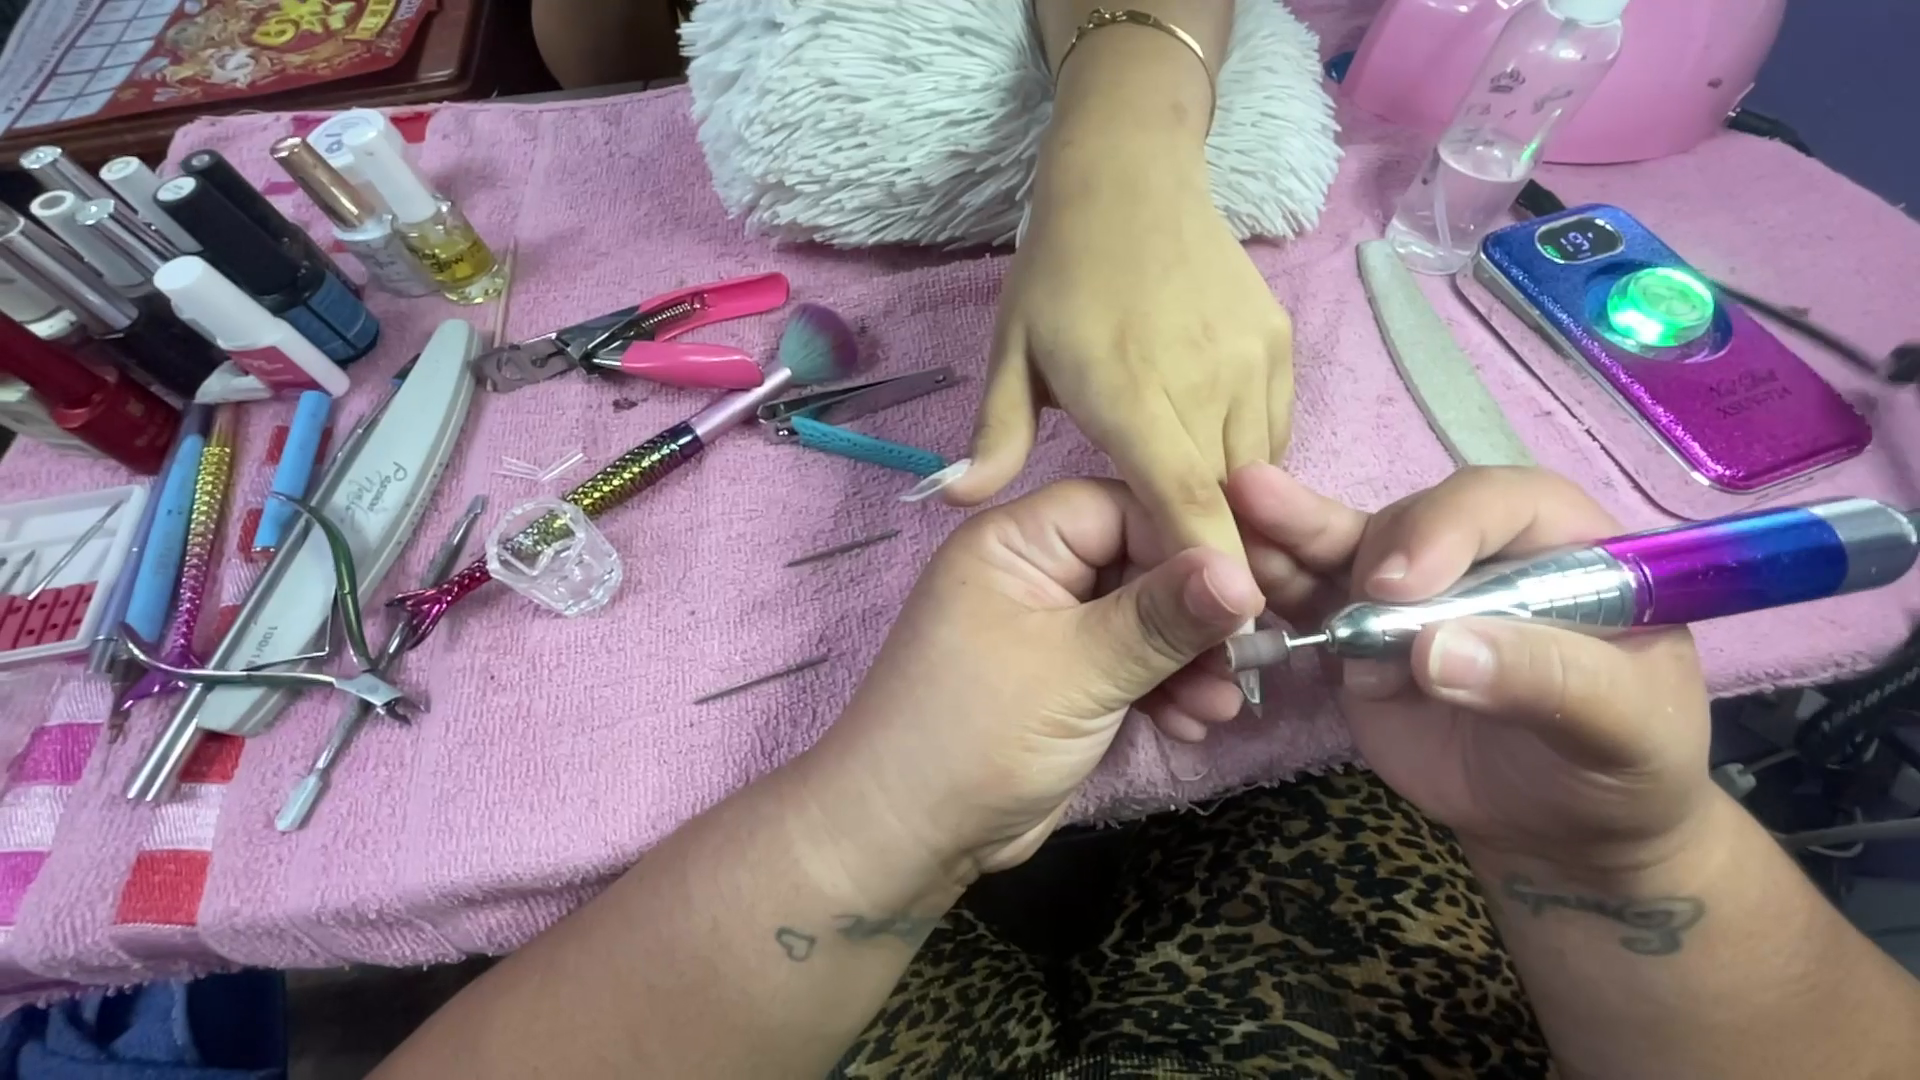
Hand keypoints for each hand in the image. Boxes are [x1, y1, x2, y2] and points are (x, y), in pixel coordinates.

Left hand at [815, 480, 1263, 877]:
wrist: (908, 835)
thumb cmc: (977, 733)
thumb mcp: (1075, 668)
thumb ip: (1161, 618)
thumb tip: (1245, 573)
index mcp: (1015, 541)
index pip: (1121, 507)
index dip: (1189, 538)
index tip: (1253, 584)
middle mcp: (1033, 572)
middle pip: (1138, 564)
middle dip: (1194, 614)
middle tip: (1250, 652)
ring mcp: (1050, 629)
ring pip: (1141, 621)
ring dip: (1186, 661)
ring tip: (1224, 701)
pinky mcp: (1064, 679)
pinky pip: (1128, 666)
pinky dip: (1163, 690)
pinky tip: (1194, 722)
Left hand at [941, 99, 1293, 569]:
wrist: (1130, 175)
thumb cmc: (1059, 273)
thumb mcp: (1010, 354)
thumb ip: (995, 437)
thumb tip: (953, 500)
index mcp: (1129, 395)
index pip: (1185, 501)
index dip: (1207, 568)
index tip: (1221, 624)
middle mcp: (1204, 384)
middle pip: (1233, 502)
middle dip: (1225, 560)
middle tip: (1204, 605)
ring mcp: (1252, 362)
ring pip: (1262, 472)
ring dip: (1240, 514)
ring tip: (1209, 543)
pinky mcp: (1279, 346)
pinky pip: (1275, 434)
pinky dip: (1252, 468)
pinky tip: (1218, 469)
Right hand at [1197, 464, 1720, 876]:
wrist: (1549, 819)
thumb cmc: (1614, 766)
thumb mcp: (1619, 729)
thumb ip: (1544, 680)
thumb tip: (1432, 652)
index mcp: (1556, 546)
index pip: (1496, 503)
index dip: (1441, 529)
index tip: (1394, 588)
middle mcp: (1468, 551)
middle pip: (1399, 520)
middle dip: (1346, 536)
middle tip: (1301, 556)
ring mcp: (1400, 588)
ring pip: (1337, 549)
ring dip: (1282, 534)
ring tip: (1235, 503)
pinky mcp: (1350, 626)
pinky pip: (1303, 599)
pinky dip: (1266, 586)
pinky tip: (1225, 565)